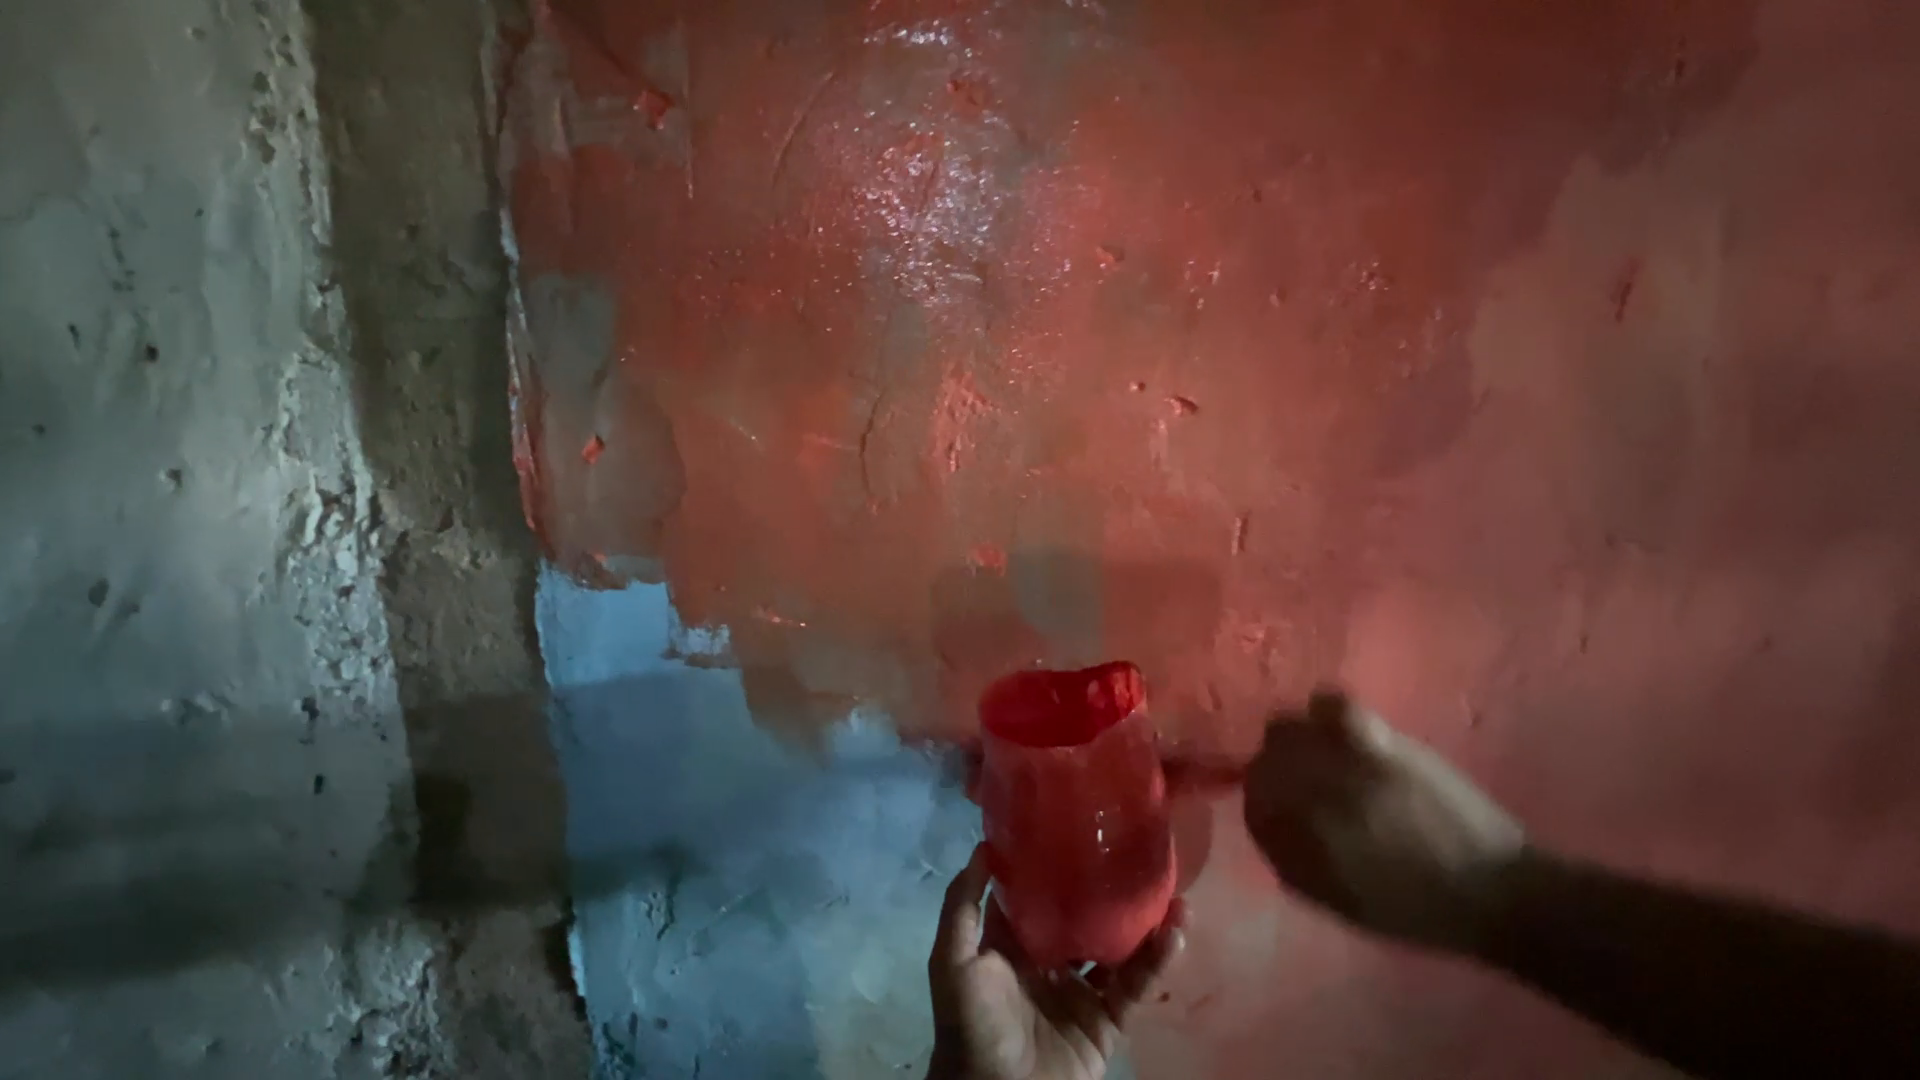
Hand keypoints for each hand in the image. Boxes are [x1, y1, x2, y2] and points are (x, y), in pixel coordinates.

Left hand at [927, 845, 1185, 1079]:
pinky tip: (1176, 932)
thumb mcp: (953, 959)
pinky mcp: (1105, 1022)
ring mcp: (1079, 992)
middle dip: (1105, 891)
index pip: (1036, 896)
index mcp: (1011, 945)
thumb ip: (963, 905)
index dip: (1054, 865)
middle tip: (1133, 853)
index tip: (1078, 830)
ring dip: (1143, 923)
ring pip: (1117, 949)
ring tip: (1170, 890)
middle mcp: (1048, 962)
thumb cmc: (972, 1023)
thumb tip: (984, 848)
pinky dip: (1156, 961)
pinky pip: (1134, 986)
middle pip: (1083, 918)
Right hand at [1242, 689, 1524, 953]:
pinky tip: (1335, 724)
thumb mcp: (1340, 903)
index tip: (1273, 809)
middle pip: (1263, 764)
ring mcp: (1347, 767)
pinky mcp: (1382, 745)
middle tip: (1293, 781)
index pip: (1254, 805)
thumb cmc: (1416, 909)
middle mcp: (1315, 801)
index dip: (1260, 804)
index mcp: (1304, 844)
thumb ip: (1292, 861)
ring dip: (1292, 740)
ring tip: (1314, 750)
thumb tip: (1266, 825)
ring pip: (1287, 731)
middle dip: (1271, 772)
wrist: (1496, 892)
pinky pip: (1335, 708)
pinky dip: (1327, 710)